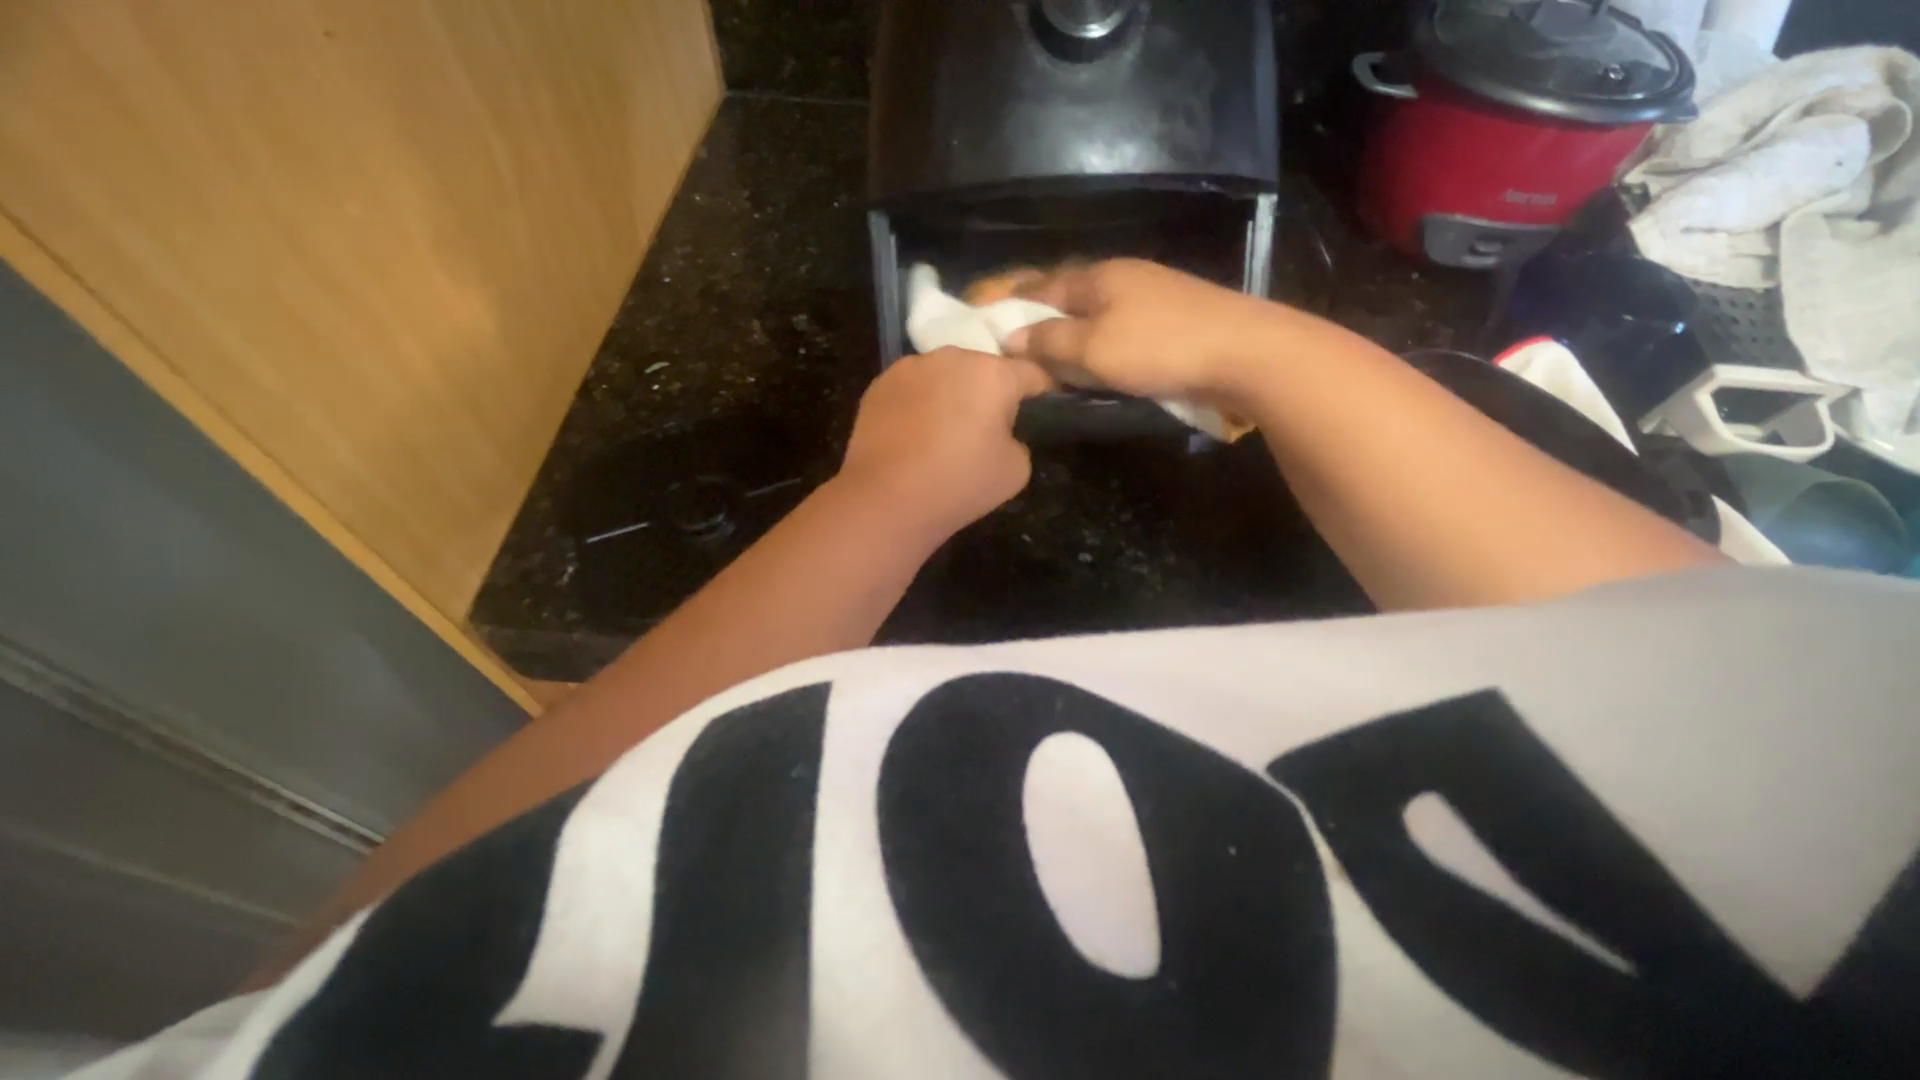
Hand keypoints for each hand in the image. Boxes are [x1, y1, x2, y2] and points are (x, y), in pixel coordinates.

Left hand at [836, 347, 1054, 536]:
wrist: (886, 499)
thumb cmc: (959, 484)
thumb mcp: (1016, 469)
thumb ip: (1017, 439)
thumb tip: (999, 432)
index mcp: (993, 373)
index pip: (1032, 372)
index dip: (1042, 392)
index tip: (1041, 411)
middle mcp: (951, 357)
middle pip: (983, 369)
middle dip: (989, 392)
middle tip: (985, 429)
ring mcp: (910, 367)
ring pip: (944, 374)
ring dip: (951, 394)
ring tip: (944, 431)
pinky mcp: (879, 384)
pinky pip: (913, 387)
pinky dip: (919, 403)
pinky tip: (914, 434)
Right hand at [1004, 259, 1293, 402]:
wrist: (1247, 352)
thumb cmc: (1160, 348)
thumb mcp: (1093, 350)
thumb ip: (1049, 343)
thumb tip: (1010, 338)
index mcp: (1097, 275)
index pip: (1040, 288)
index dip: (1012, 310)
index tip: (989, 334)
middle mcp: (1124, 276)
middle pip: (1070, 300)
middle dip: (1044, 325)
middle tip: (1021, 359)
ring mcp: (1155, 295)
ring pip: (1099, 316)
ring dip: (1076, 339)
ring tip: (1058, 369)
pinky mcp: (1178, 318)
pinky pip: (1124, 330)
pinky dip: (1105, 347)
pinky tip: (1104, 367)